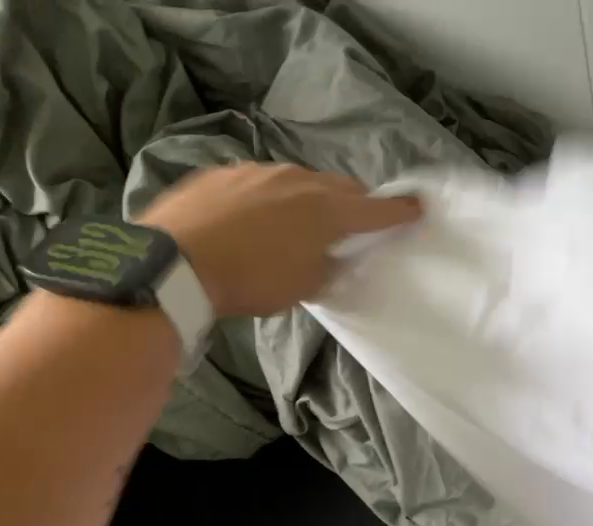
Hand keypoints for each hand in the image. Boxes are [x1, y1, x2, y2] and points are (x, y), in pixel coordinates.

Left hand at [137, 164, 422, 318]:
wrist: (175, 261)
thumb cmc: (252, 279)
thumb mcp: (305, 286)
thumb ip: (328, 267)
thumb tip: (331, 257)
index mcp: (326, 210)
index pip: (374, 209)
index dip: (399, 211)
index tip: (418, 208)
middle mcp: (296, 180)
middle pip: (338, 186)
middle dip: (353, 201)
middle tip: (357, 221)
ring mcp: (256, 172)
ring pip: (298, 181)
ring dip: (309, 199)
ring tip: (303, 224)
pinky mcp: (221, 174)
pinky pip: (261, 183)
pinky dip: (271, 200)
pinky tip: (259, 221)